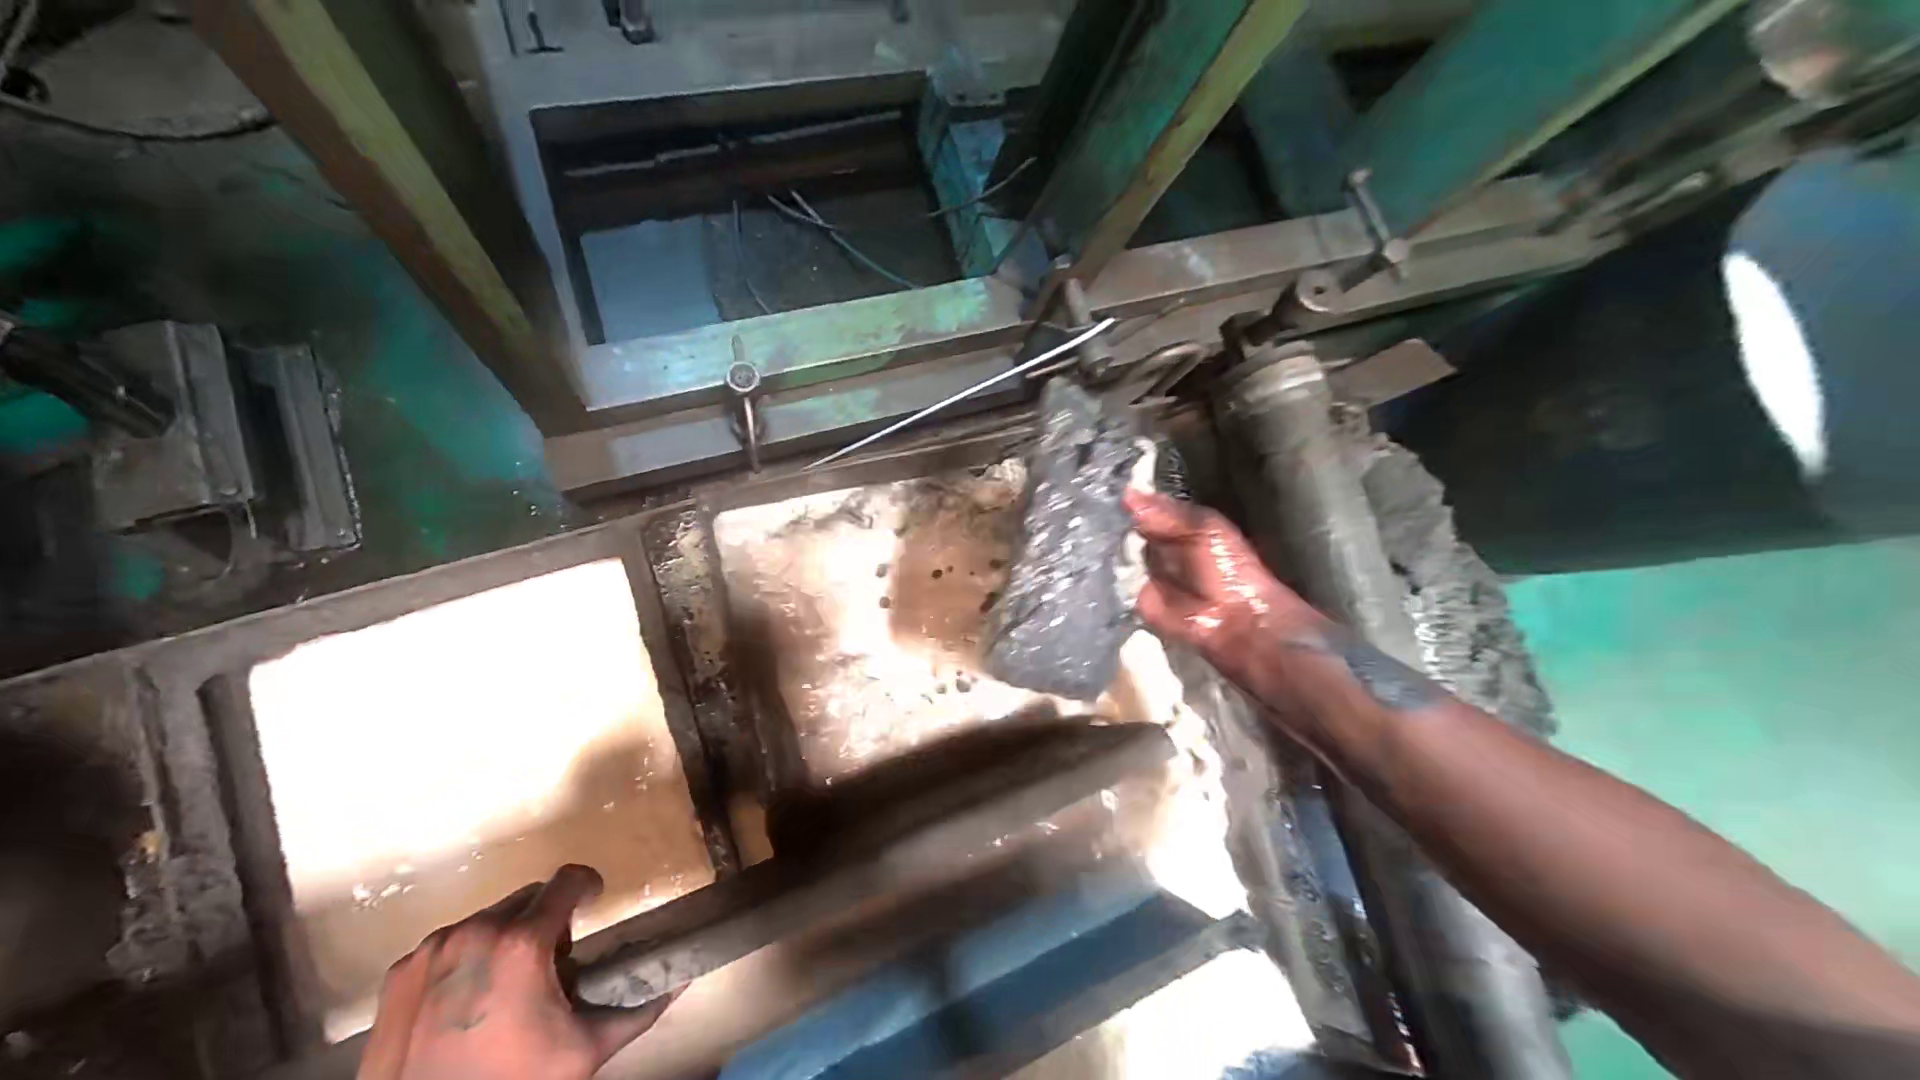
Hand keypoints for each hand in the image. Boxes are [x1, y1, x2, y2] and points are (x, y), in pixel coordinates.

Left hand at [358, 864, 672, 1079]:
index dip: (589, 886)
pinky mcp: (398, 975)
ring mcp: (430, 952)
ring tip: (507, 987)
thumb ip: (640, 1008)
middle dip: (548, 920)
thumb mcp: (585, 1050)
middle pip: (529, 899)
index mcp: (521, 943)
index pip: (568, 879)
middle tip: (551, 965)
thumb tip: (682, 980)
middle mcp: (474, 932)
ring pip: (488, 919)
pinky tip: (467, 1002)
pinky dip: (466, 959)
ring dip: (507, 937)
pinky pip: (448, 944)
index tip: (593, 905)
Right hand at [1125, 490, 1319, 663]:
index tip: (1110, 489)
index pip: (1147, 508)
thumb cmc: (1230, 568)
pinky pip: (1119, 579)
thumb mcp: (1205, 527)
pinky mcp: (1137, 597)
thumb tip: (1127, 495)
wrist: (1236, 619)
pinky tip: (1108, 560)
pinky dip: (1114, 571)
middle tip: (1102, 512)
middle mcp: (1160, 547)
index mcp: (1179, 528)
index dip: (1132, 500)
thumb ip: (1168, 511)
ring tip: (1106, 536)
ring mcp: (1147, 572)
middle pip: (1129, 528)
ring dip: (1113, 545)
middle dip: (1118, 521)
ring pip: (1120, 552)